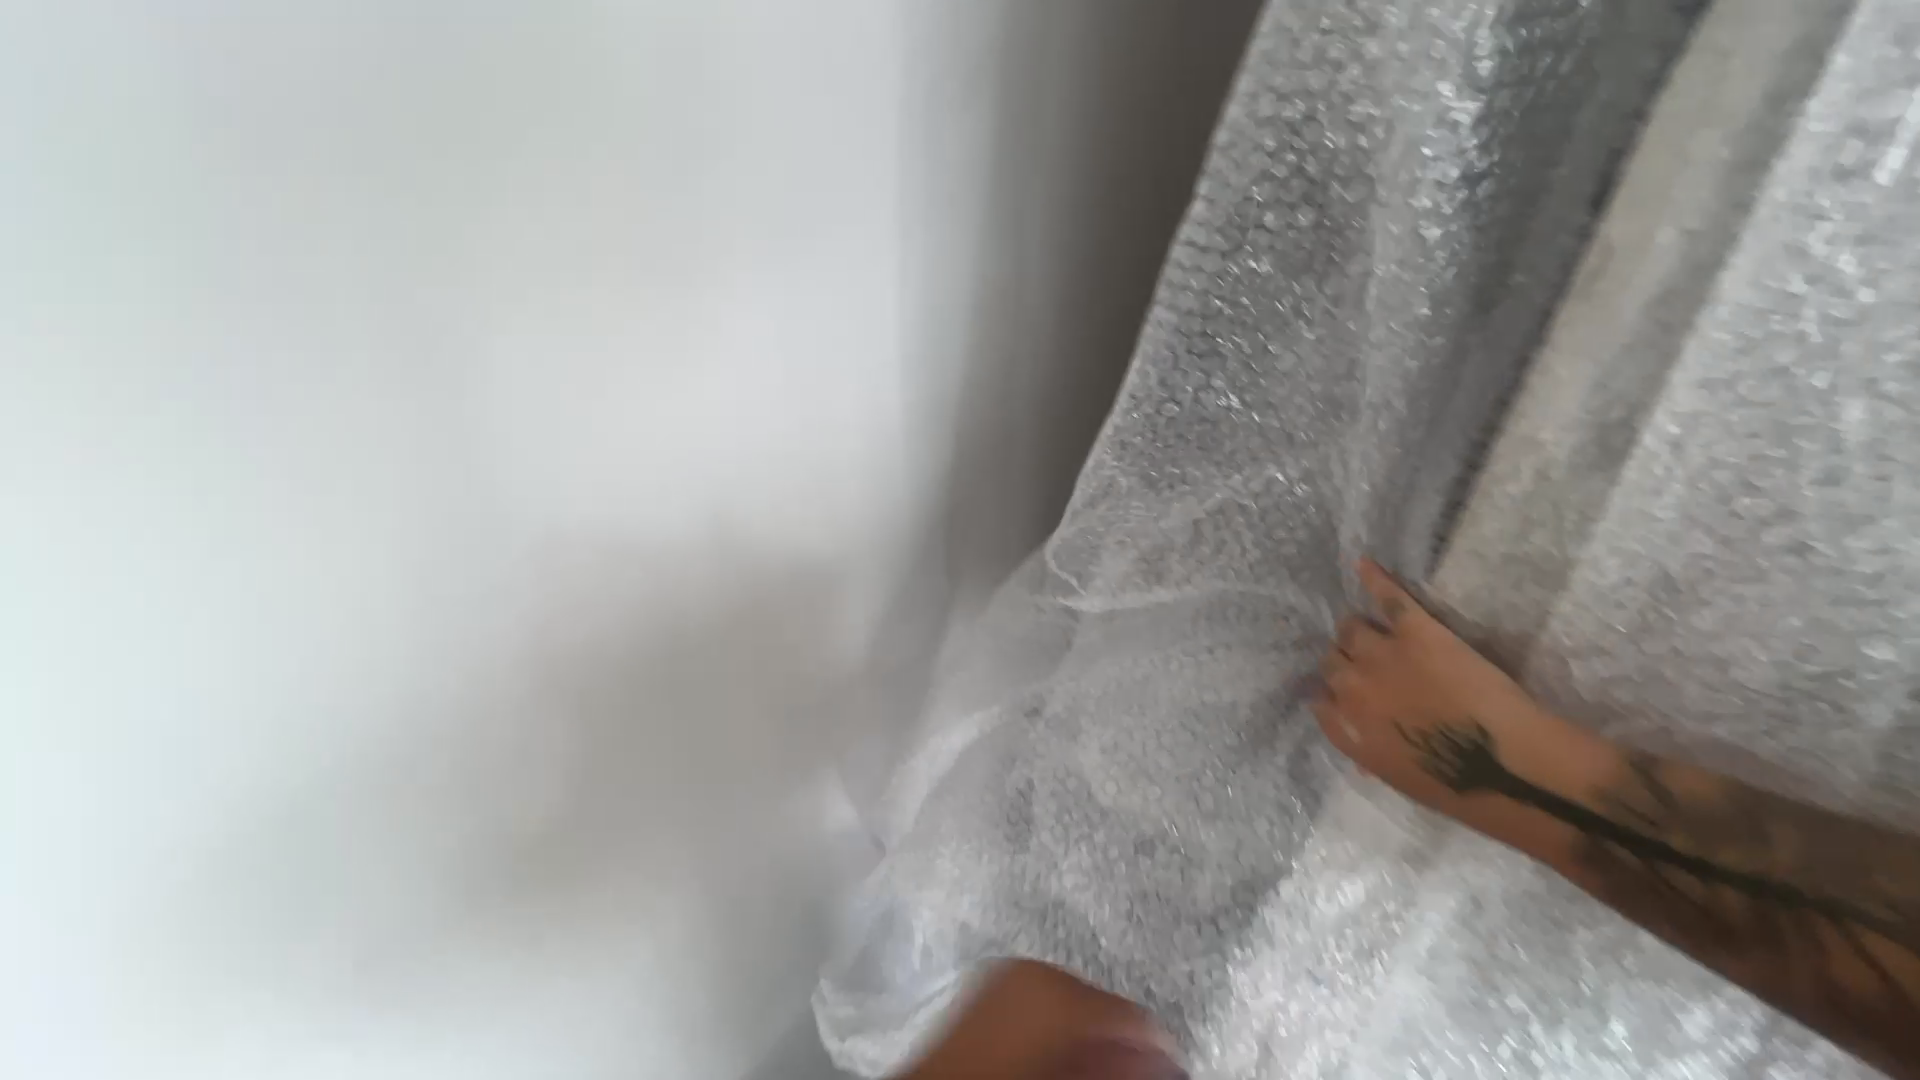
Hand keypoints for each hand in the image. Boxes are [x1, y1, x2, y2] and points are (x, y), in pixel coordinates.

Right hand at [1311, 560, 1589, 815]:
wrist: (1510, 767)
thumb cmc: (1457, 788)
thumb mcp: (1393, 777)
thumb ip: (1363, 746)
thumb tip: (1357, 728)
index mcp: (1345, 727)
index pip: (1320, 698)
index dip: (1334, 693)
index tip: (1346, 694)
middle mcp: (1351, 687)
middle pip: (1332, 660)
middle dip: (1345, 660)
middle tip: (1367, 663)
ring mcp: (1381, 655)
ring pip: (1351, 629)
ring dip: (1359, 632)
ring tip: (1373, 630)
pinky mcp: (1417, 632)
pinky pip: (1387, 598)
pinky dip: (1375, 580)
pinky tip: (1364, 565)